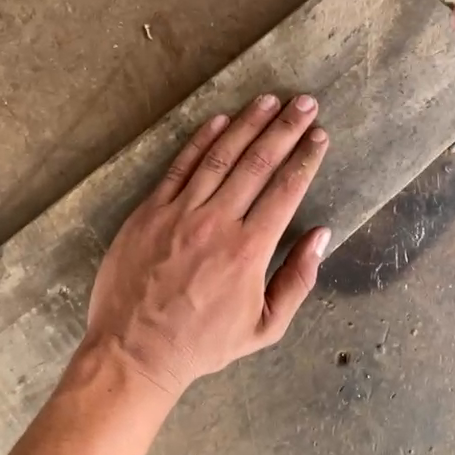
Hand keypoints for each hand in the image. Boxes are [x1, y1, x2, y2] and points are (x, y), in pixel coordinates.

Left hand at [83, 94, 331, 396]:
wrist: (133, 354)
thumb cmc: (203, 343)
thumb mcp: (264, 328)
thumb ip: (298, 280)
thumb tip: (321, 235)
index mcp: (248, 250)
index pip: (286, 189)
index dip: (306, 158)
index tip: (320, 134)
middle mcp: (217, 223)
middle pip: (259, 163)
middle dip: (286, 128)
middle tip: (305, 103)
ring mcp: (180, 213)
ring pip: (221, 156)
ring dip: (248, 124)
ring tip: (269, 100)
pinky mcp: (149, 211)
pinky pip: (180, 167)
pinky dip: (202, 140)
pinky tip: (221, 119)